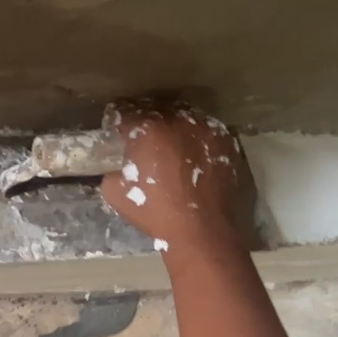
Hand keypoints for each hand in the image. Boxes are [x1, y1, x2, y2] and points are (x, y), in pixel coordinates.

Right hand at [98, 100, 255, 256]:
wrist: (200, 229)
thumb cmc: (154, 212)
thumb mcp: (114, 192)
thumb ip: (112, 170)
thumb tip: (117, 165)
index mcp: (147, 129)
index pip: (125, 110)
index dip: (116, 117)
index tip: (113, 125)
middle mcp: (177, 120)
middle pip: (155, 107)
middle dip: (144, 117)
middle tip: (138, 131)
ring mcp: (205, 128)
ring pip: (182, 115)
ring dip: (170, 123)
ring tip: (165, 138)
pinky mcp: (225, 141)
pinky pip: (203, 129)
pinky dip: (192, 135)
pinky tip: (187, 149)